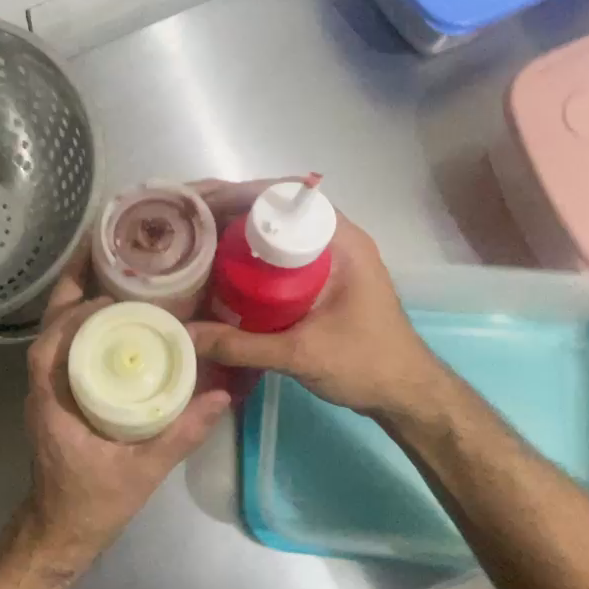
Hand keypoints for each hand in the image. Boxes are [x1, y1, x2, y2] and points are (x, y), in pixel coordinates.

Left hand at [17, 252, 231, 565]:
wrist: (61, 531)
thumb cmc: (92, 504)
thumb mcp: (141, 472)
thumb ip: (180, 435)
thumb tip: (221, 397)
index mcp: (51, 404)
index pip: (50, 345)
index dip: (73, 314)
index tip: (109, 295)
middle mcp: (42, 392)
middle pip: (49, 330)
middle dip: (72, 291)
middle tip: (106, 259)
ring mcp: (48, 395)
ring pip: (56, 340)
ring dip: (77, 307)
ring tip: (114, 279)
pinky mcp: (58, 401)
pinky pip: (67, 354)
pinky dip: (84, 331)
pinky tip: (117, 323)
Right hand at [184, 179, 442, 418]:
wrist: (405, 394)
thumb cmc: (366, 364)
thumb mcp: (299, 354)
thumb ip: (241, 346)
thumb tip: (185, 336)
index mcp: (340, 242)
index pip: (285, 196)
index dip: (238, 195)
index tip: (199, 206)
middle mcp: (335, 241)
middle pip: (275, 211)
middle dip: (228, 214)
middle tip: (183, 224)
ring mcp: (328, 262)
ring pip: (275, 235)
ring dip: (236, 236)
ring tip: (191, 243)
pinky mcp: (319, 283)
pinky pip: (277, 260)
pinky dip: (247, 261)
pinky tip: (216, 274)